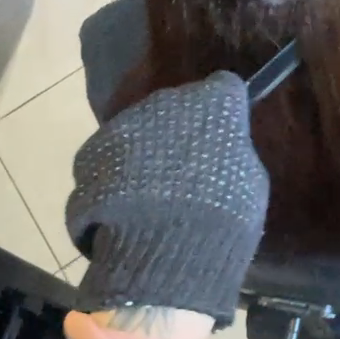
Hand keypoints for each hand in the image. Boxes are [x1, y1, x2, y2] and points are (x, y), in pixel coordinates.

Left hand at [65, 72, 269, 323]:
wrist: (163, 249)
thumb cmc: (222, 217)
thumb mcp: (248, 182)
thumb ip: (234, 151)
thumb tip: (225, 145)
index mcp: (214, 104)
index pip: (224, 88)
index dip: (223, 110)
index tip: (224, 131)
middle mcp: (166, 101)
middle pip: (175, 108)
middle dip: (178, 131)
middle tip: (185, 171)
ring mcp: (124, 124)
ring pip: (139, 133)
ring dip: (145, 156)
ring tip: (150, 199)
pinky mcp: (91, 151)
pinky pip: (110, 160)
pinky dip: (116, 179)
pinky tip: (125, 211)